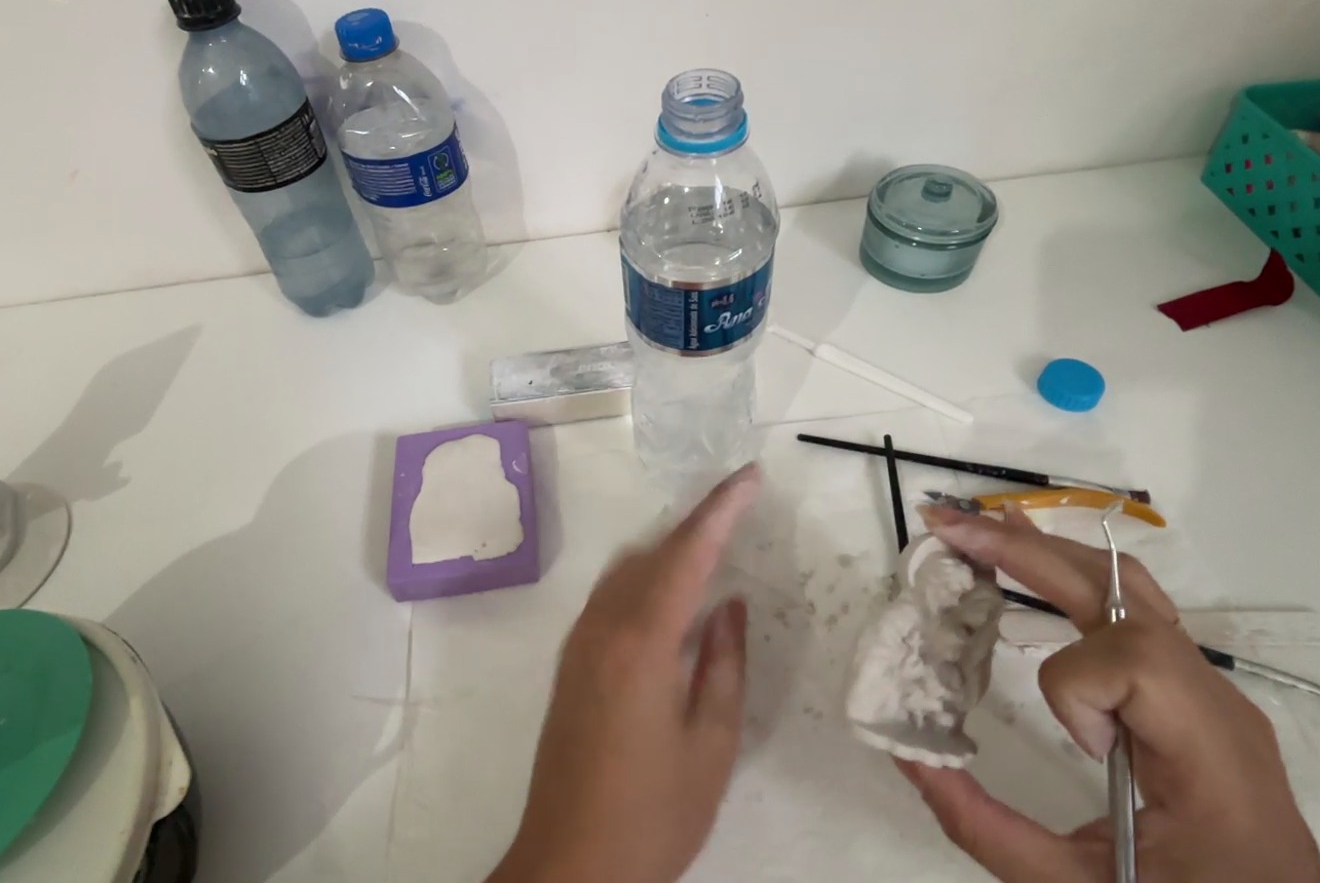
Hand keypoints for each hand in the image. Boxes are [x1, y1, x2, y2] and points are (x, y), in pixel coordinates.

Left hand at [488, 466, 757, 882]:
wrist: (570, 862)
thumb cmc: (654, 812)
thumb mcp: (711, 743)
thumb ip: (724, 663)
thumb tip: (731, 604)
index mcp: (642, 642)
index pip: (687, 553)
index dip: (721, 509)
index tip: (749, 475)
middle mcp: (603, 626)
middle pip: (653, 551)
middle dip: (698, 523)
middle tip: (741, 507)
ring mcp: (579, 641)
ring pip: (627, 568)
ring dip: (669, 547)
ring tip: (714, 544)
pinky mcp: (570, 661)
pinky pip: (611, 594)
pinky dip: (645, 576)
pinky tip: (672, 596)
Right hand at [902, 503, 1319, 882]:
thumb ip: (986, 827)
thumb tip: (906, 754)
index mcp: (1209, 755)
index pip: (1136, 662)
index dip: (1079, 688)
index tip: (1087, 753)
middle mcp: (1216, 702)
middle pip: (1121, 593)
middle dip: (1026, 552)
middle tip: (948, 525)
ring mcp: (1207, 688)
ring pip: (1126, 588)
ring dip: (1046, 552)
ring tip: (982, 527)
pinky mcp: (1187, 689)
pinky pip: (1130, 612)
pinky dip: (1070, 576)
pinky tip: (1032, 560)